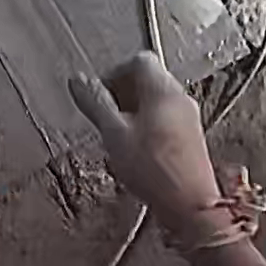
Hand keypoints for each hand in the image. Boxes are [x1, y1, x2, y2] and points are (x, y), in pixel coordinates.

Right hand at [69, 52, 220, 232]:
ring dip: (131, 110)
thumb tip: (77, 81)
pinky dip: (144, 123)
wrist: (189, 204)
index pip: (139, 60)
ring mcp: (187, 116)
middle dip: (121, 93)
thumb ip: (95, 104)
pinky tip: (134, 148)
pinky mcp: (189, 134)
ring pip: (154, 98)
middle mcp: (179, 97)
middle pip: (147, 78)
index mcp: (162, 91)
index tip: (100, 96)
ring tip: (117, 135)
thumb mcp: (114, 135)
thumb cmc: (151, 169)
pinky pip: (163, 116)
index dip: (114, 73)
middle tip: (105, 117)